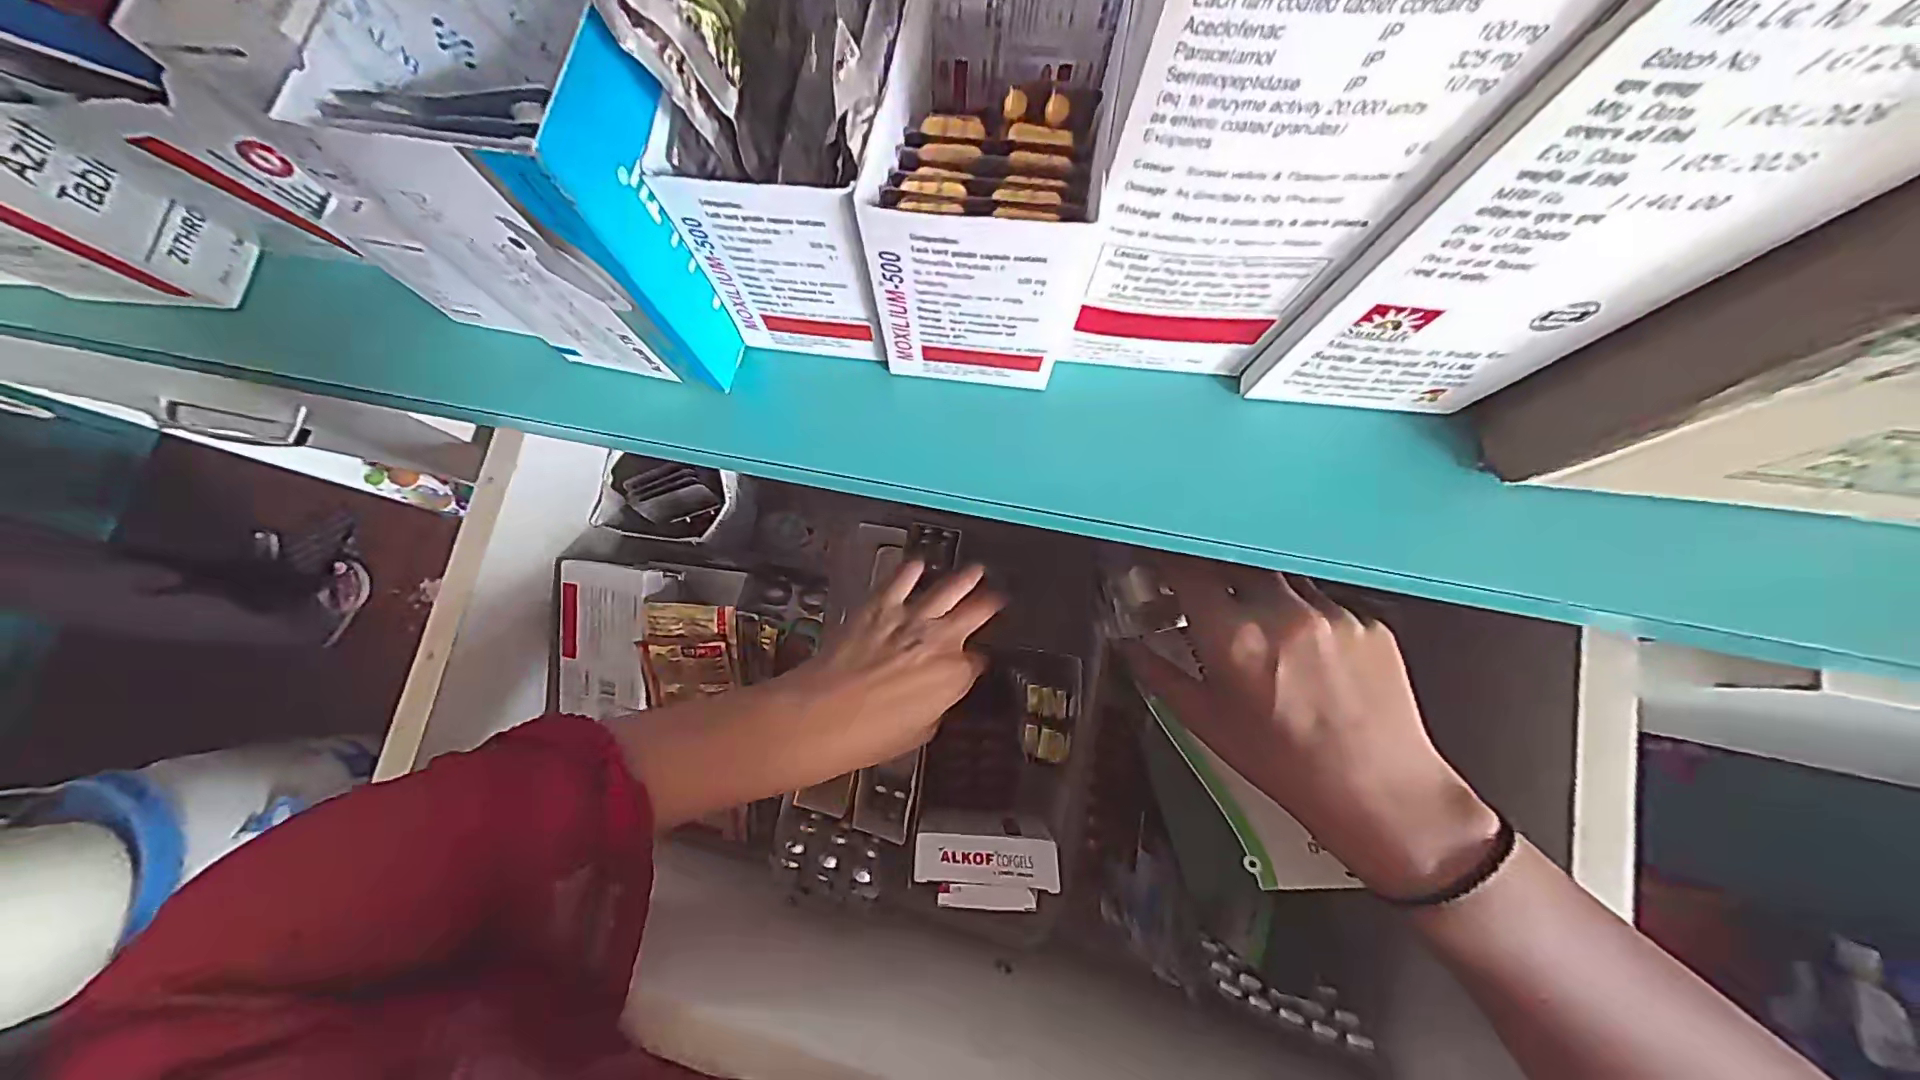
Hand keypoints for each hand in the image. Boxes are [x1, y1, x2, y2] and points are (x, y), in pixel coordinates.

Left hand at [784, 558, 1002, 775]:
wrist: (822, 714)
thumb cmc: (868, 733)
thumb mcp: (917, 732)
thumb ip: (934, 708)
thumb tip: (932, 701)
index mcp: (955, 676)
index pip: (976, 662)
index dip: (975, 662)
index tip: (974, 661)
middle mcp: (939, 641)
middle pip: (974, 614)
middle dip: (988, 604)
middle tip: (997, 597)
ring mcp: (910, 619)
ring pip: (947, 589)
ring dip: (964, 579)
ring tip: (974, 571)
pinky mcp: (879, 607)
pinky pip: (900, 580)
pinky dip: (910, 571)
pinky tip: (916, 564)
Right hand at [1120, 555, 1497, 897]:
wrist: (1379, 791)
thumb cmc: (1285, 763)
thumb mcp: (1206, 721)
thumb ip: (1160, 674)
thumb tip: (1131, 647)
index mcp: (1234, 638)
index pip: (1187, 569)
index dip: (1165, 560)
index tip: (1157, 564)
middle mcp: (1282, 613)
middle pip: (1232, 557)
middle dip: (1209, 566)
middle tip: (1201, 589)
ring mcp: (1330, 612)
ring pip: (1278, 573)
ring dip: (1255, 585)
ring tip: (1255, 624)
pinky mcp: (1367, 619)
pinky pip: (1320, 597)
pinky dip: (1300, 611)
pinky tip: (1300, 648)